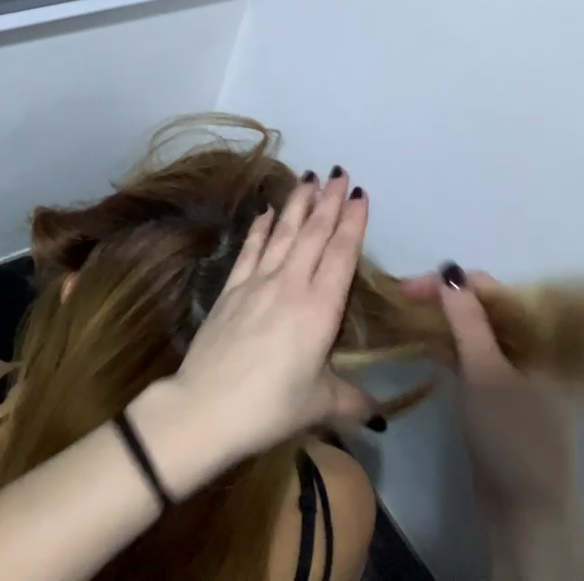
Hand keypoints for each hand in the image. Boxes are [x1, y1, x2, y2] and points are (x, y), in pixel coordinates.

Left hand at [144, 171, 378, 467]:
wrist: (205, 405)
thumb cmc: (270, 407)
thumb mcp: (320, 405)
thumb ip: (352, 400)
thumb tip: (378, 411)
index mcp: (319, 309)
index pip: (341, 255)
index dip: (352, 223)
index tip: (359, 195)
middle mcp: (290, 285)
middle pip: (314, 235)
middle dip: (328, 202)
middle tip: (339, 173)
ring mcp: (256, 284)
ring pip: (283, 234)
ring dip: (298, 205)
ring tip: (309, 178)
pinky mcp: (230, 289)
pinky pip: (250, 250)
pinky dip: (260, 228)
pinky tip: (267, 211)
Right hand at [402, 265, 581, 519]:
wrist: (524, 507)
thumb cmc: (511, 435)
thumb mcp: (486, 373)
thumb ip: (467, 320)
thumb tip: (449, 271)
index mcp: (544, 337)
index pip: (495, 292)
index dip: (453, 284)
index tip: (410, 287)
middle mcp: (534, 347)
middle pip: (486, 308)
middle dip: (445, 298)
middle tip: (402, 296)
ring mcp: (517, 370)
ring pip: (476, 330)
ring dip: (443, 319)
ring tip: (406, 312)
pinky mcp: (499, 391)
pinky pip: (472, 353)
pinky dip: (448, 345)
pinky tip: (422, 340)